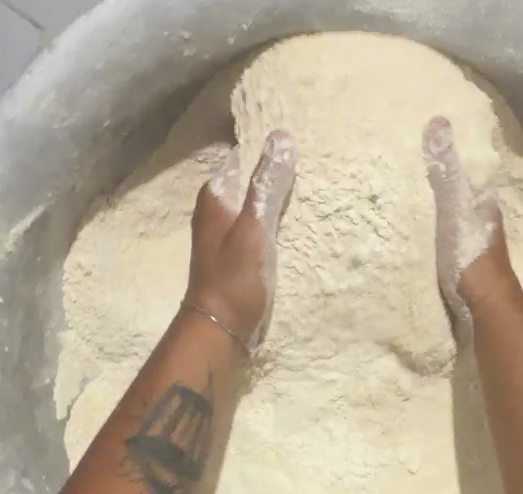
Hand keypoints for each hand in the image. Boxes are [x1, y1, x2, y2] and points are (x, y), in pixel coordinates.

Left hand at [186, 129, 297, 348]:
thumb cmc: (235, 279)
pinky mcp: (234, 256)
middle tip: (308, 167)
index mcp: (215, 196)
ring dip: (273, 202)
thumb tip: (282, 136)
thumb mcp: (255, 227)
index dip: (267, 151)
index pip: (243, 158)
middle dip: (272, 176)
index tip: (297, 146)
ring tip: (305, 193)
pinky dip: (271, 224)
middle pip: (248, 182)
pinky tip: (289, 227)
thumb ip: (267, 185)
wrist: (220, 329)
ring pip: (252, 206)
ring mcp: (223, 235)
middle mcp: (214, 211)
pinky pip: (256, 229)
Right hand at [422, 116, 512, 323]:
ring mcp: (470, 257)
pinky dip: (427, 253)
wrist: (481, 309)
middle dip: (436, 200)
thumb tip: (438, 120)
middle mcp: (480, 229)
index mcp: (483, 208)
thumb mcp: (454, 208)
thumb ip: (445, 171)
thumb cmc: (470, 255)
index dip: (447, 168)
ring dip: (430, 229)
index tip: (422, 158)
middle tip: (403, 188)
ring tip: (400, 218)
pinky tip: (410, 251)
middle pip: (457, 208)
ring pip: (448, 234)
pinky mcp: (460, 280)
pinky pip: (439, 258)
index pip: (465, 180)